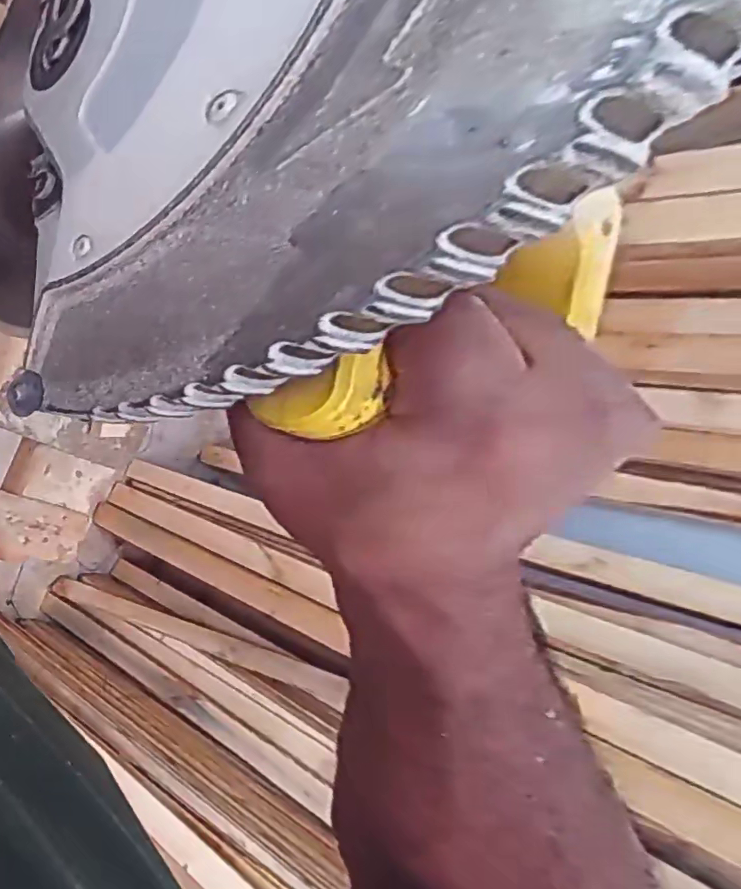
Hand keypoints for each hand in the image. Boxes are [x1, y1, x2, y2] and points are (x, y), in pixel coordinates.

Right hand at [230, 289, 656, 589]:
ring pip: (526, 320)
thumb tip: (266, 340)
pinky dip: (509, 355)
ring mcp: (607, 407)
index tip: (352, 338)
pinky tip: (473, 389)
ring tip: (424, 375)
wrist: (428, 580)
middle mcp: (561, 403)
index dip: (386, 314)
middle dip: (426, 323)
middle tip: (381, 358)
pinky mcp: (625, 414)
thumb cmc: (351, 524)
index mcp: (474, 416)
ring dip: (468, 335)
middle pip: (489, 308)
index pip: (442, 310)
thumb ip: (264, 396)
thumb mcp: (278, 465)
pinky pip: (559, 349)